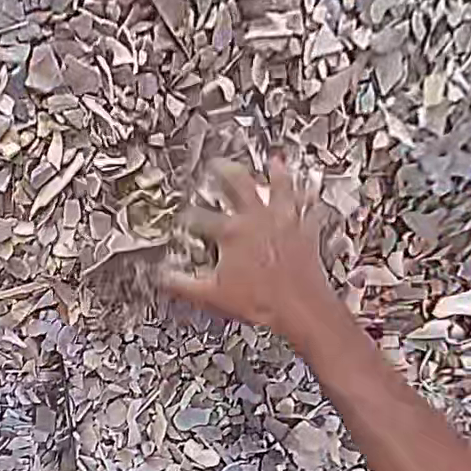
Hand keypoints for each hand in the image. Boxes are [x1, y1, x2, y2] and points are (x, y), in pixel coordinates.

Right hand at [160, 154, 342, 344]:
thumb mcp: (211, 296)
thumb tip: (162, 279)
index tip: (182, 217)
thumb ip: (182, 285)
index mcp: (232, 233)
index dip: (187, 216)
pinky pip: (307, 206)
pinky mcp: (305, 230)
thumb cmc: (260, 302)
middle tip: (219, 164)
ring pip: (279, 187)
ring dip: (275, 173)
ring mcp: (283, 221)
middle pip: (239, 185)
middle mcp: (257, 220)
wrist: (299, 307)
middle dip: (226, 172)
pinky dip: (306, 196)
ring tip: (273, 162)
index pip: (201, 218)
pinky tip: (308, 190)